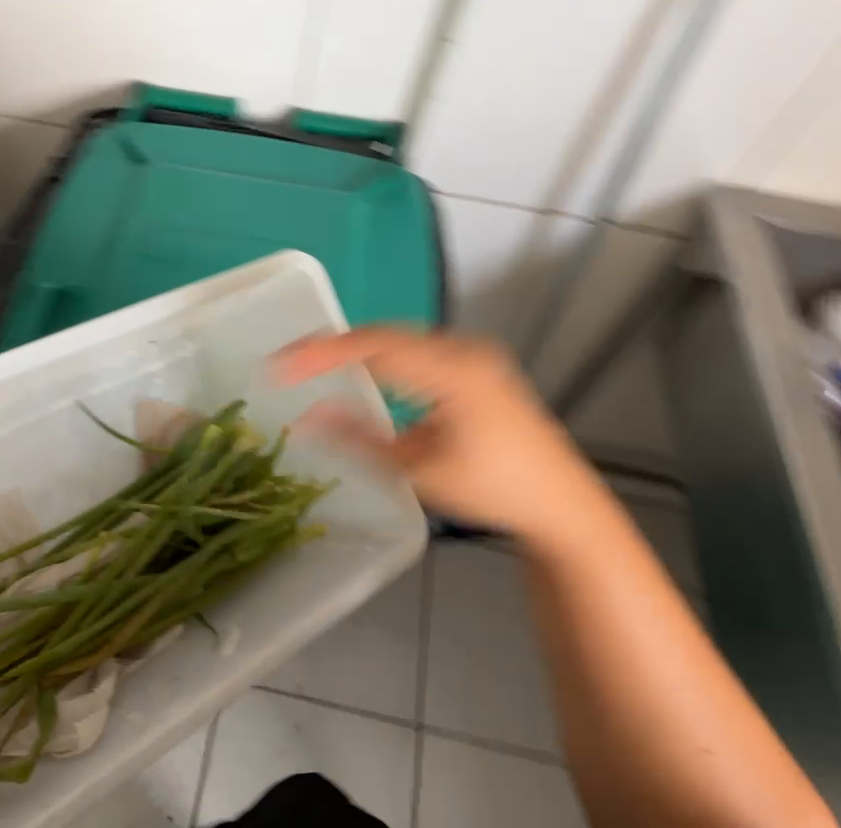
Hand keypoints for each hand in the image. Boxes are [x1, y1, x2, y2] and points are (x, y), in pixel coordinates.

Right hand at [272, 328, 597, 540]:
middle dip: (335, 348)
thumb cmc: (494, 491)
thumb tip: (303, 419)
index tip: (279, 365)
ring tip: (315, 367)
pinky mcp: (479, 366)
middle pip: (387, 337)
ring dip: (361, 353)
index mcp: (454, 372)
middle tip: (288, 364)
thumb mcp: (418, 470)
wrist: (562, 503)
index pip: (374, 347)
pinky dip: (387, 361)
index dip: (322, 353)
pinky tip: (366, 375)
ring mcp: (476, 356)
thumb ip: (358, 440)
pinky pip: (421, 353)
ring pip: (403, 343)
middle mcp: (466, 351)